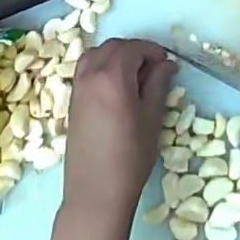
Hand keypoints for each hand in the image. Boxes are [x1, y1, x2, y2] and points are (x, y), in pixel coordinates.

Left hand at [63, 39, 175, 218]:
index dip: (152, 51)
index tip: (166, 63)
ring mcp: (78, 85)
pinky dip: (102, 64)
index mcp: (112, 76)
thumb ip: (158, 85)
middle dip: (135, 51)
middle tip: (154, 68)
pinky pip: (87, 67)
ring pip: (98, 53)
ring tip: (135, 75)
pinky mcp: (72, 97)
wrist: (96, 192)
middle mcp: (91, 73)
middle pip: (114, 46)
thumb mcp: (151, 118)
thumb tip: (166, 64)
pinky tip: (116, 85)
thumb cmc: (130, 157)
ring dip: (117, 55)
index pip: (133, 48)